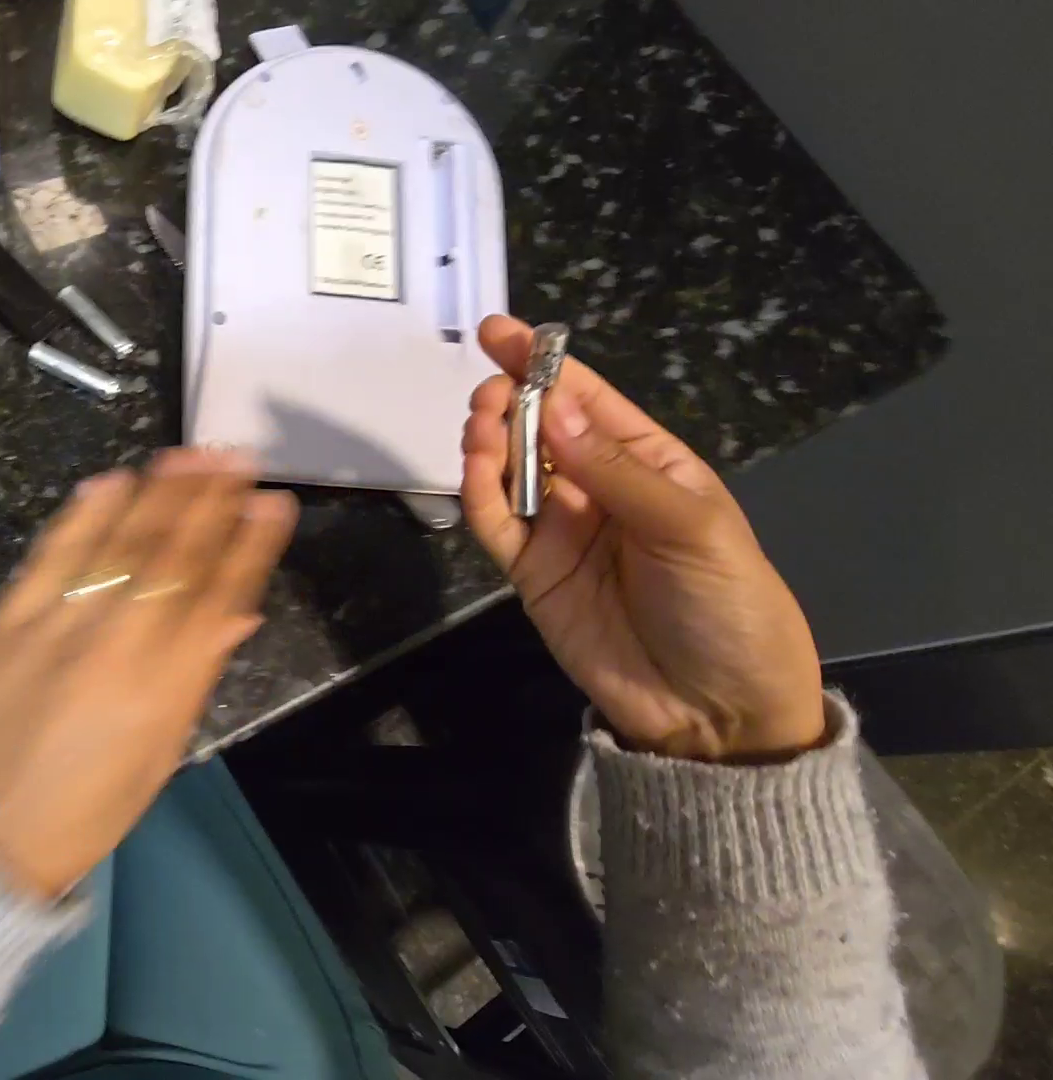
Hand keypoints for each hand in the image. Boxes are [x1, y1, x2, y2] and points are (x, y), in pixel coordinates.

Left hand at [0, 449, 298, 897]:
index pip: (218, 596)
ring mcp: (55, 626)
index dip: (250, 544)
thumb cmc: (87, 806)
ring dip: (154, 493)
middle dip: (207, 500)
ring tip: (185, 455)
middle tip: (233, 455)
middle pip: (171, 556)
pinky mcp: (6, 621)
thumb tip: (238, 610)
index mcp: (163, 688)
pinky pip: (50, 556)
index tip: (272, 501)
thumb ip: (196, 673)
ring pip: (115, 544)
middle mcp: (115, 645)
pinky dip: (80, 515)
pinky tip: (108, 481)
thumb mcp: (160, 752)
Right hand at [460, 315, 824, 761]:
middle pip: (538, 430)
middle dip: (511, 401)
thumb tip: (552, 410)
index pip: (587, 401)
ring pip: (507, 470)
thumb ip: (614, 472)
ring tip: (481, 423)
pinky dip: (476, 493)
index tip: (500, 333)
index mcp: (647, 465)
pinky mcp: (525, 569)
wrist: (708, 709)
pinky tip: (473, 468)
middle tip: (493, 393)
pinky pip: (492, 523)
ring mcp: (555, 529)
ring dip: (488, 441)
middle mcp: (593, 489)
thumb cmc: (724, 605)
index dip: (546, 363)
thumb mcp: (689, 529)